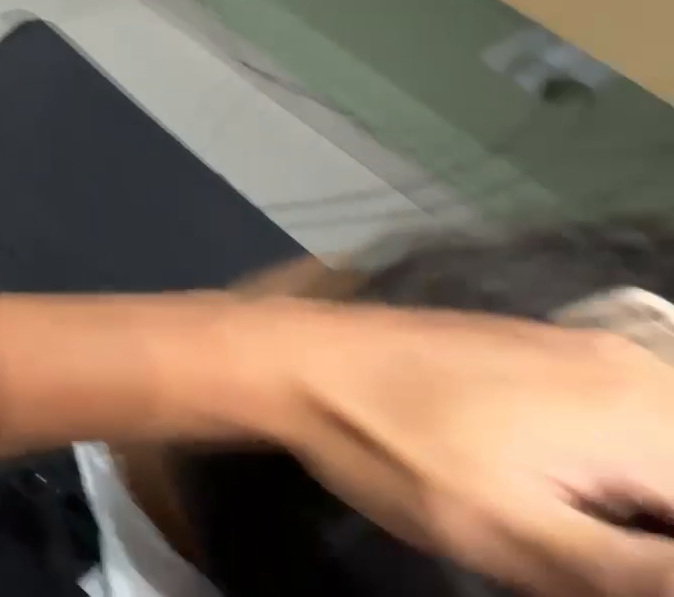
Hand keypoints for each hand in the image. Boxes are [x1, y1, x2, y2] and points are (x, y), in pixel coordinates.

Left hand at [269, 303, 673, 596]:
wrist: (286, 357)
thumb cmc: (387, 443)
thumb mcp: (521, 536)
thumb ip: (646, 576)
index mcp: (653, 418)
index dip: (647, 556)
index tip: (587, 556)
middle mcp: (639, 371)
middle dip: (638, 532)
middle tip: (558, 540)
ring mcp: (581, 351)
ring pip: (649, 458)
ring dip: (620, 506)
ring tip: (538, 515)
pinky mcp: (533, 348)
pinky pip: (612, 421)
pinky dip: (593, 466)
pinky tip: (521, 475)